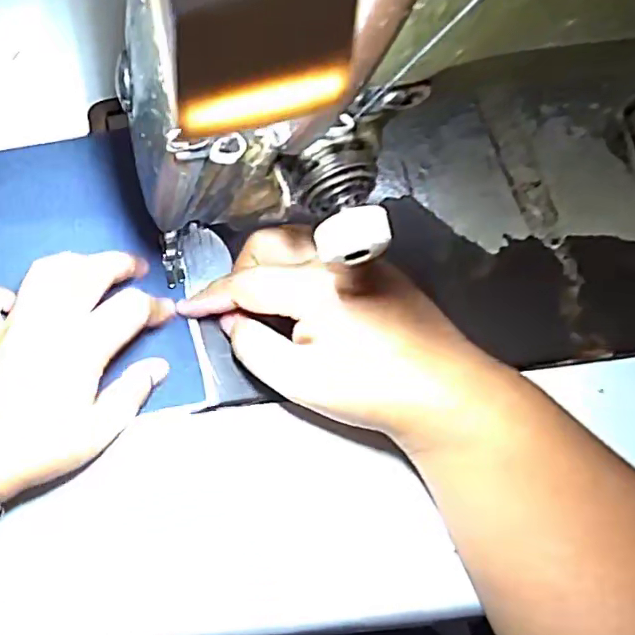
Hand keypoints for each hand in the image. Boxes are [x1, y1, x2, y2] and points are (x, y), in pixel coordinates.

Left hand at [0, 251, 173, 500]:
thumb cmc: (38, 446)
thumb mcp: (96, 432)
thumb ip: (130, 394)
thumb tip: (157, 368)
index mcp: (83, 344)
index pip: (129, 308)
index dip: (154, 306)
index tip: (166, 312)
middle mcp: (49, 320)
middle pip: (89, 271)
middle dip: (118, 263)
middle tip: (137, 269)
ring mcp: (14, 322)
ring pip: (44, 271)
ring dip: (72, 262)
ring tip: (88, 268)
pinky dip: (6, 292)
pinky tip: (18, 301)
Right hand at [175, 225, 525, 451]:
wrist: (443, 392)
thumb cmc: (376, 390)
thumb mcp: (295, 380)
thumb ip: (251, 344)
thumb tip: (232, 322)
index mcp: (316, 284)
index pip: (246, 282)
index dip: (212, 297)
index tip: (191, 308)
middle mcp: (338, 258)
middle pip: (265, 245)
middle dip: (237, 273)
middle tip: (228, 310)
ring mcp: (359, 259)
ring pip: (292, 242)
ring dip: (264, 267)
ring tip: (260, 306)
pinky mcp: (374, 267)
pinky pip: (319, 253)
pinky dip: (293, 269)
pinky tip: (295, 303)